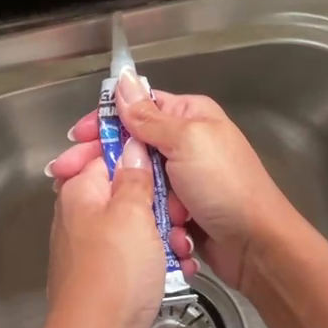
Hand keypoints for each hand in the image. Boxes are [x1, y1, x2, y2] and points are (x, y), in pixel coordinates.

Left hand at [33, 138, 191, 327]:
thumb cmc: (111, 281)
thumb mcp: (132, 215)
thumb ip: (133, 176)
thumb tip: (133, 146)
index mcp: (80, 192)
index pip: (104, 151)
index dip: (135, 150)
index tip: (163, 155)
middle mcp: (83, 217)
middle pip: (127, 189)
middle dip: (159, 199)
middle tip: (176, 212)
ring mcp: (97, 249)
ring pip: (139, 225)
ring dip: (165, 233)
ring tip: (179, 247)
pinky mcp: (112, 278)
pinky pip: (141, 257)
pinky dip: (160, 261)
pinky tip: (178, 270)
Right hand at [48, 71, 298, 291]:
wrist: (257, 246)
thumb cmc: (227, 186)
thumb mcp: (186, 142)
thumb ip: (149, 116)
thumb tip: (124, 81)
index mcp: (189, 116)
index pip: (137, 109)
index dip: (105, 122)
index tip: (77, 137)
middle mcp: (185, 143)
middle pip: (131, 147)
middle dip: (107, 164)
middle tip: (69, 175)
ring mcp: (183, 179)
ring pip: (138, 181)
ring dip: (134, 196)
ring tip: (122, 207)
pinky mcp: (181, 210)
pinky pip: (150, 208)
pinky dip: (149, 218)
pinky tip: (145, 228)